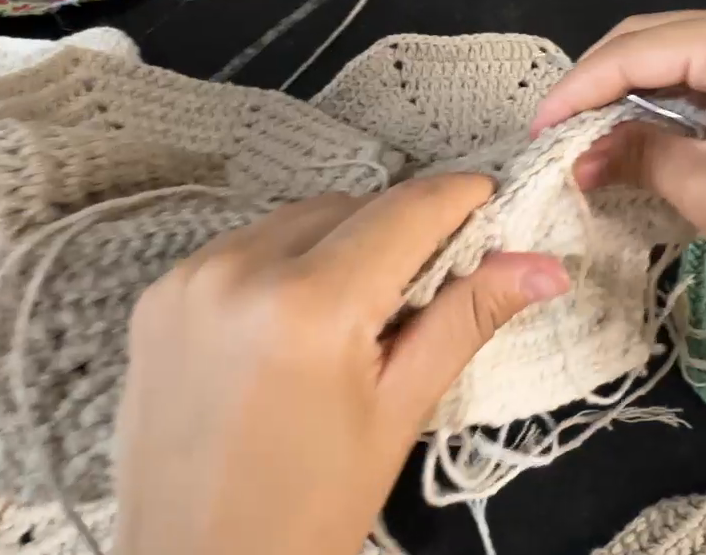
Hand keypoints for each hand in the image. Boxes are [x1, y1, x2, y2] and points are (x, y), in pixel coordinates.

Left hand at [113, 175, 569, 554]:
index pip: (405, 211)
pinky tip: (293, 315)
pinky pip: (248, 243)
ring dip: (342, 240)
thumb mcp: (400, 412)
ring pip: (299, 218)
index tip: (490, 199)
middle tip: (423, 282)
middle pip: (352, 207)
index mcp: (311, 306)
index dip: (457, 196)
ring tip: (355, 308)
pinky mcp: (159, 291)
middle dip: (399, 230)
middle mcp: (242, 269)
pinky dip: (287, 259)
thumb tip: (547, 267)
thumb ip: (469, 318)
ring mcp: (190, 276)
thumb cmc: (311, 509)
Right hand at [533, 3, 705, 312]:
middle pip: (651, 42)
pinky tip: (634, 137)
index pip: (636, 51)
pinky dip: (663, 109)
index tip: (536, 129)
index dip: (577, 90)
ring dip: (627, 99)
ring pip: (672, 61)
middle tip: (556, 133)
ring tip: (586, 140)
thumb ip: (635, 155)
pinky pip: (701, 82)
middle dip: (598, 87)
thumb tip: (580, 157)